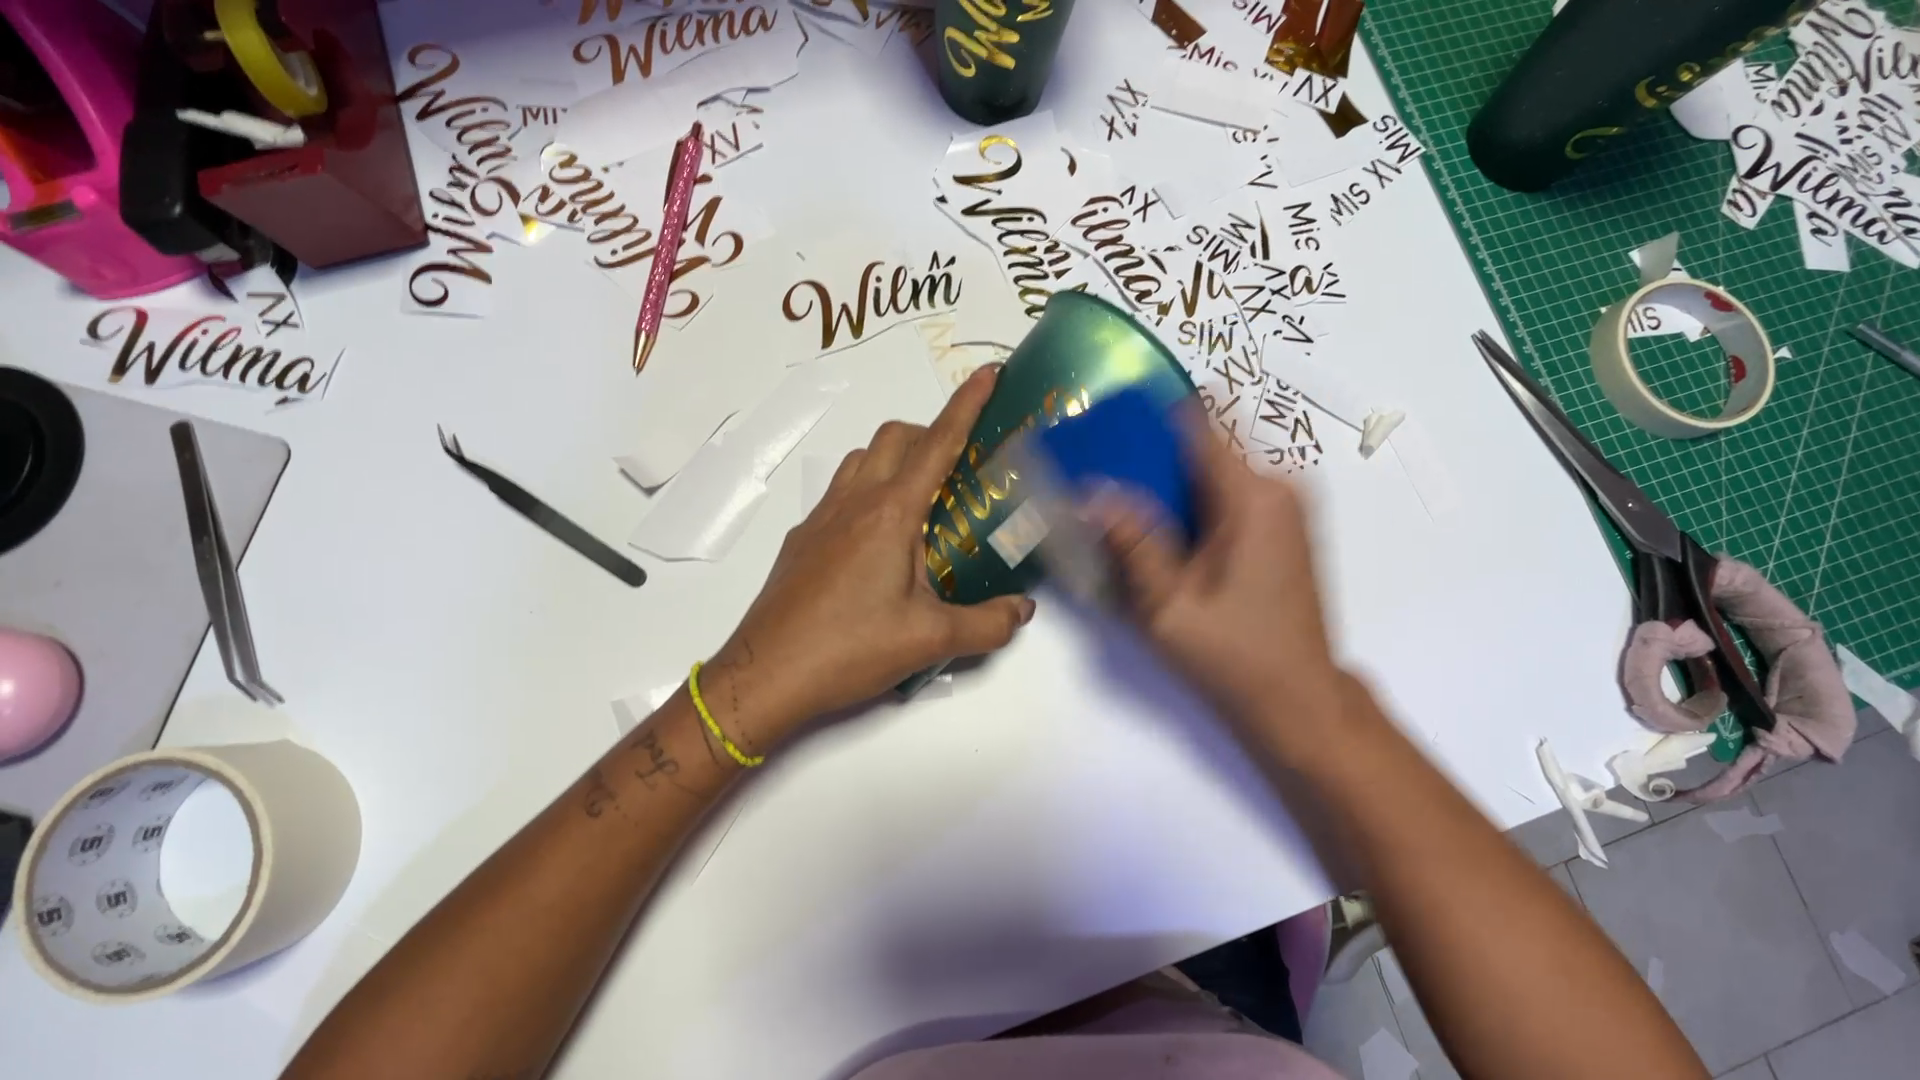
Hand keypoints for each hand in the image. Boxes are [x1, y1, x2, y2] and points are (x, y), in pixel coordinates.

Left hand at [701, 364, 1035, 753]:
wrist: (766, 677)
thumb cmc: (849, 650)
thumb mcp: (929, 641)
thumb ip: (987, 624)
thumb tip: (1024, 610)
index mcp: (891, 514)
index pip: (938, 443)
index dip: (968, 405)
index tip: (990, 372)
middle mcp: (854, 502)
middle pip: (894, 437)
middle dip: (931, 432)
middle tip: (960, 468)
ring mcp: (821, 519)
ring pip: (860, 459)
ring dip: (894, 460)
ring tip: (921, 503)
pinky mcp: (801, 541)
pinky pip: (839, 494)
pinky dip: (867, 492)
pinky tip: (879, 545)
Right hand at [1091, 416, 1342, 733]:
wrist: (1301, 701)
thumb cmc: (1235, 656)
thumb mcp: (1170, 607)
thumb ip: (1132, 544)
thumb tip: (1088, 491)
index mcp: (1253, 496)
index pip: (1196, 421)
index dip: (1147, 419)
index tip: (1105, 436)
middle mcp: (1277, 486)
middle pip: (1202, 443)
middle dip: (1151, 458)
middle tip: (1104, 489)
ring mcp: (1285, 505)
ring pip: (1213, 468)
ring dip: (1169, 484)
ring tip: (1126, 518)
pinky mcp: (1283, 526)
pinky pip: (1229, 492)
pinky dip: (1193, 503)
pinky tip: (1165, 542)